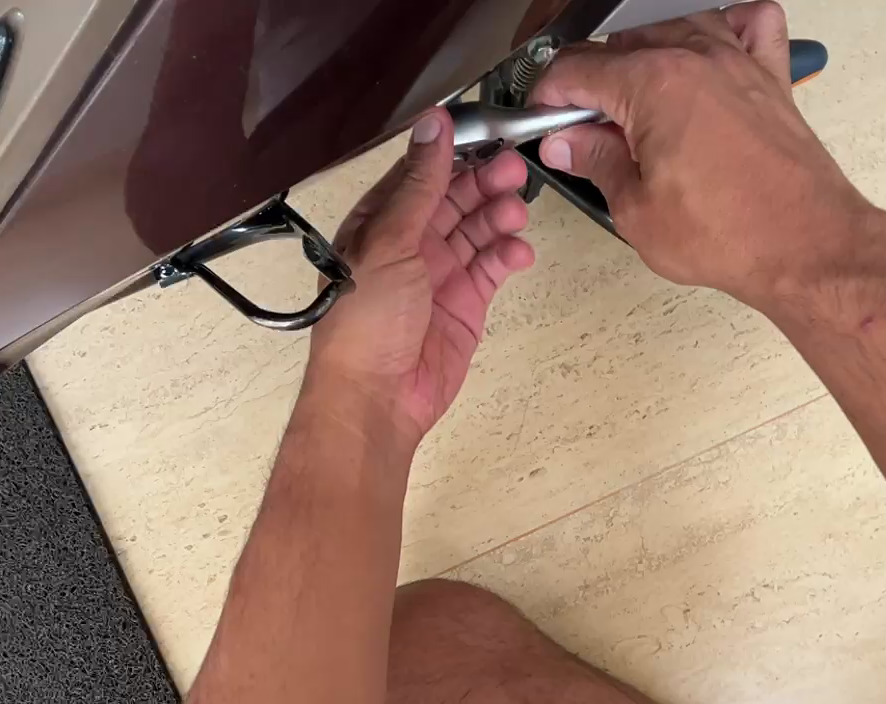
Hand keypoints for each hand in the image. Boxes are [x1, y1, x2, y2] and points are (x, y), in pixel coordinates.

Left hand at [305, 109, 535, 447]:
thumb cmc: (367, 320)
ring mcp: (441, 275)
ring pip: (478, 230)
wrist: (379, 396)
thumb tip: (434, 125)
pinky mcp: (466, 304)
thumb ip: (419, 186)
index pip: (421, 174)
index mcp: (381, 223)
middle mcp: (411, 245)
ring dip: (499, 215)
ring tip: (516, 211)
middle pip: (455, 198)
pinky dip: (508, 255)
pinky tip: (519, 251)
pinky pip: (492, 268)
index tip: (485, 134)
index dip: (452, 153)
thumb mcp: (388, 242)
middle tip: (512, 171)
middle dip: (484, 181)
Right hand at [530, 4, 885, 310]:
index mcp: (654, 85)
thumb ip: (596, 162)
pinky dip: (718, 33)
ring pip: (673, 31)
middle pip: (622, 48)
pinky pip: (744, 24)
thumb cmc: (727, 234)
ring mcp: (738, 60)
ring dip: (641, 64)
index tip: (541, 118)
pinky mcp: (768, 78)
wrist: (801, 246)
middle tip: (581, 135)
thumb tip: (566, 142)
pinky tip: (701, 62)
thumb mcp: (635, 210)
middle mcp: (696, 57)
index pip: (578, 69)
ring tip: (631, 113)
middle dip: (591, 85)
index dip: (548, 94)